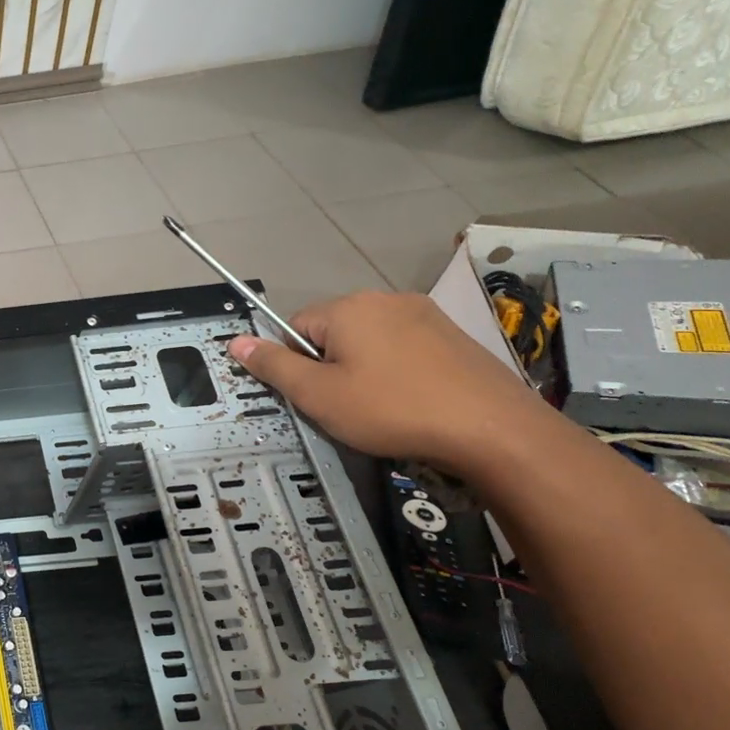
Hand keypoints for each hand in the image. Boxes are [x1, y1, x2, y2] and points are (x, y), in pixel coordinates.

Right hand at [227, 292, 552, 473]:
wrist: (493, 430)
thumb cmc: (393, 409)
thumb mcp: (318, 395)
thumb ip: (273, 366)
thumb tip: (236, 342)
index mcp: (347, 307)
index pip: (293, 327)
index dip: (295, 365)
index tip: (314, 396)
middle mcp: (385, 299)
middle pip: (332, 332)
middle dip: (330, 366)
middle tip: (344, 405)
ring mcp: (425, 315)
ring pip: (369, 341)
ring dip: (363, 369)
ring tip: (380, 407)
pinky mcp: (454, 336)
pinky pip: (404, 349)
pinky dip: (398, 372)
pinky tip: (411, 401)